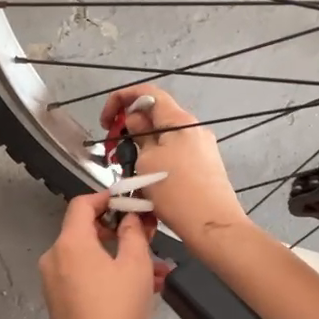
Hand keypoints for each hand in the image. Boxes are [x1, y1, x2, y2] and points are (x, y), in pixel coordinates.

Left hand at [39, 193, 160, 318]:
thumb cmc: (118, 310)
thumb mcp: (136, 266)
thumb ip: (134, 233)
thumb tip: (131, 217)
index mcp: (70, 243)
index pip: (82, 204)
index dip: (106, 198)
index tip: (129, 202)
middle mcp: (54, 257)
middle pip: (85, 231)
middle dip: (120, 233)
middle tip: (149, 239)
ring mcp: (53, 280)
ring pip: (89, 257)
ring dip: (120, 258)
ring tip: (156, 273)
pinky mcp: (58, 300)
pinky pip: (83, 276)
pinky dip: (107, 275)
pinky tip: (139, 289)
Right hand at [99, 85, 250, 243]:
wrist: (212, 226)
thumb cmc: (176, 192)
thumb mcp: (146, 162)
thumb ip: (138, 136)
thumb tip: (134, 120)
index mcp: (179, 121)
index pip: (147, 93)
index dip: (121, 99)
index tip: (106, 121)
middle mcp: (192, 129)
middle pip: (155, 117)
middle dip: (130, 130)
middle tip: (115, 153)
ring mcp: (201, 148)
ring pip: (163, 139)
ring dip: (141, 150)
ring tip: (130, 173)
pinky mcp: (203, 167)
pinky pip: (173, 156)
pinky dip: (156, 162)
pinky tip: (147, 184)